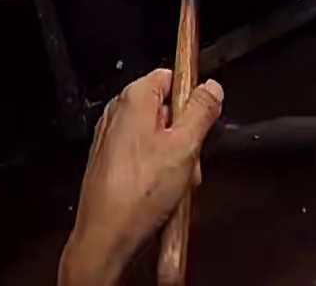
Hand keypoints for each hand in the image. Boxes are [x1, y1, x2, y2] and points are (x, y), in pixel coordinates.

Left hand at [60, 69, 223, 285]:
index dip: (191, 97)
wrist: (104, 239)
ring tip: (178, 186)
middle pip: (166, 109)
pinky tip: (164, 196)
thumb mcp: (183, 147)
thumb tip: (212, 87)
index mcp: (135, 96)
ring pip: (157, 136)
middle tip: (191, 162)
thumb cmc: (137, 194)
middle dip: (185, 136)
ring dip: (175, 159)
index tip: (203, 118)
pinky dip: (157, 172)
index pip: (171, 76)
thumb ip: (201, 112)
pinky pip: (144, 156)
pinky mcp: (111, 161)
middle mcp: (120, 111)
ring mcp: (113, 136)